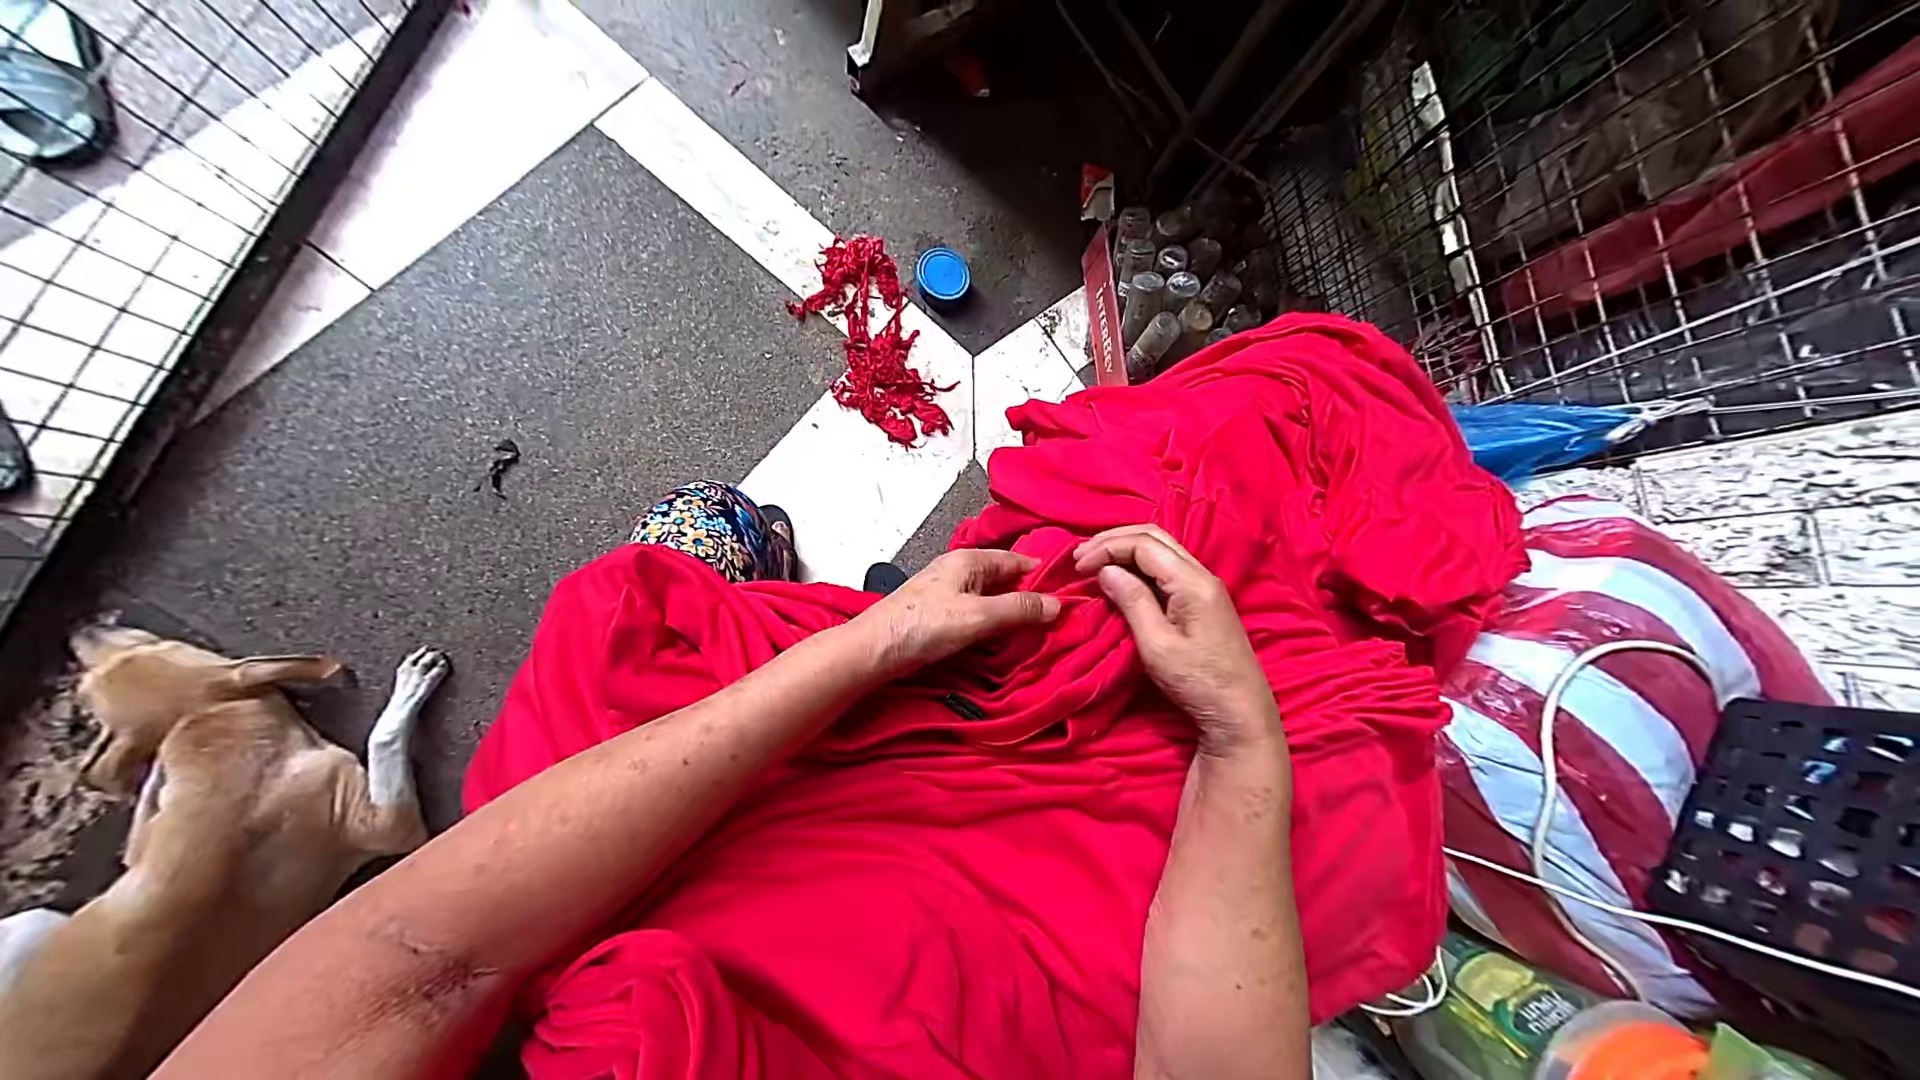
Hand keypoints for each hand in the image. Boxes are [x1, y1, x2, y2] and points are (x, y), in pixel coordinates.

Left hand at [853, 549, 1060, 677]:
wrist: (874, 649)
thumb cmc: (924, 626)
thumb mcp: (979, 616)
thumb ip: (1018, 609)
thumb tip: (1056, 605)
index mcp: (968, 560)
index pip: (1016, 560)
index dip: (1042, 574)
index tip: (1068, 592)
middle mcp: (958, 569)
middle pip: (1003, 578)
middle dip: (1028, 594)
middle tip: (1057, 616)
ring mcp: (946, 591)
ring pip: (989, 597)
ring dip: (1010, 611)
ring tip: (1037, 630)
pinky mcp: (938, 614)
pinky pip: (976, 612)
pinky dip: (992, 623)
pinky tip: (1002, 638)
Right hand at [1074, 525, 1279, 754]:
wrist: (1241, 713)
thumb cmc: (1198, 683)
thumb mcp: (1157, 646)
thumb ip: (1132, 601)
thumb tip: (1106, 570)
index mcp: (1192, 582)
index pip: (1143, 544)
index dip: (1106, 548)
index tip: (1078, 567)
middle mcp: (1202, 575)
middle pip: (1154, 536)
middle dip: (1113, 540)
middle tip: (1080, 556)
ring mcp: (1205, 586)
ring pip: (1161, 548)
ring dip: (1125, 549)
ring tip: (1094, 561)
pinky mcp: (1202, 600)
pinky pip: (1166, 566)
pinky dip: (1137, 563)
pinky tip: (1119, 576)